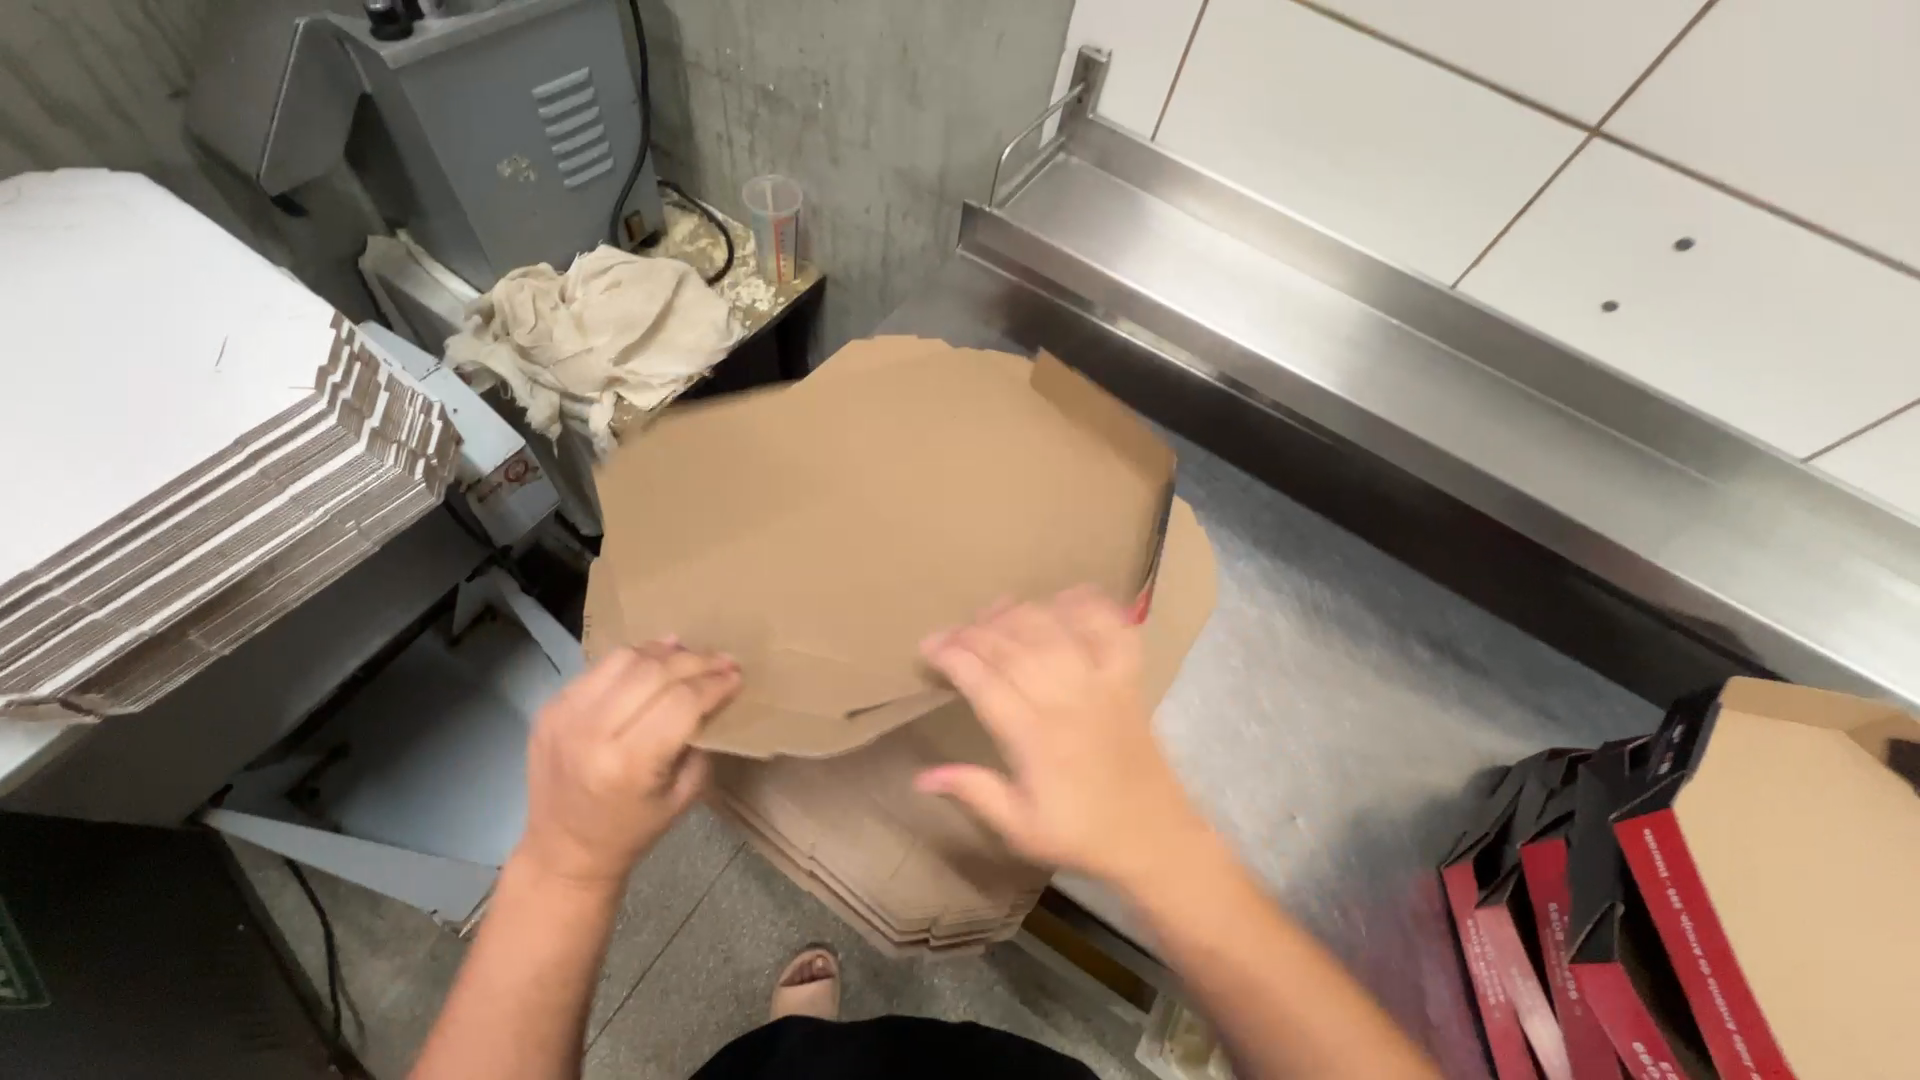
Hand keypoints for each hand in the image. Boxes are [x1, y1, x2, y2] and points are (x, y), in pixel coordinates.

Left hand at [516, 641, 740, 888]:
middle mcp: (592, 733)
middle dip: (696, 662)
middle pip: (654, 673)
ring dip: (663, 652)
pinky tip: (653, 659)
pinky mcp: (551, 708)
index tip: (736, 677)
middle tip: (723, 660)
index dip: (714, 684)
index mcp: (628, 764)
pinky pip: (599, 668)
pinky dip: (632, 660)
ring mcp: (565, 716)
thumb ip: (699, 743)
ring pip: (624, 660)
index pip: (681, 702)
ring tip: (688, 652)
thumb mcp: (682, 795)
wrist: (562, 850)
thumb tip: (714, 696)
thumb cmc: (631, 831)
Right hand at [915, 588, 1212, 889]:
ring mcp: (1101, 685)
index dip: (952, 658)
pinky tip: (1066, 596)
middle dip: (974, 632)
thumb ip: (974, 792)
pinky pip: (1113, 632)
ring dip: (1020, 613)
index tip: (928, 647)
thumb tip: (921, 776)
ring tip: (993, 610)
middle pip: (1013, 648)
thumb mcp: (1020, 828)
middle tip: (950, 631)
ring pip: (1054, 631)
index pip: (984, 682)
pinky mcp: (1128, 681)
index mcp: (1034, 739)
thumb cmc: (1081, 834)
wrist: (1154, 836)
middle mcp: (1066, 701)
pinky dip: (1091, 607)